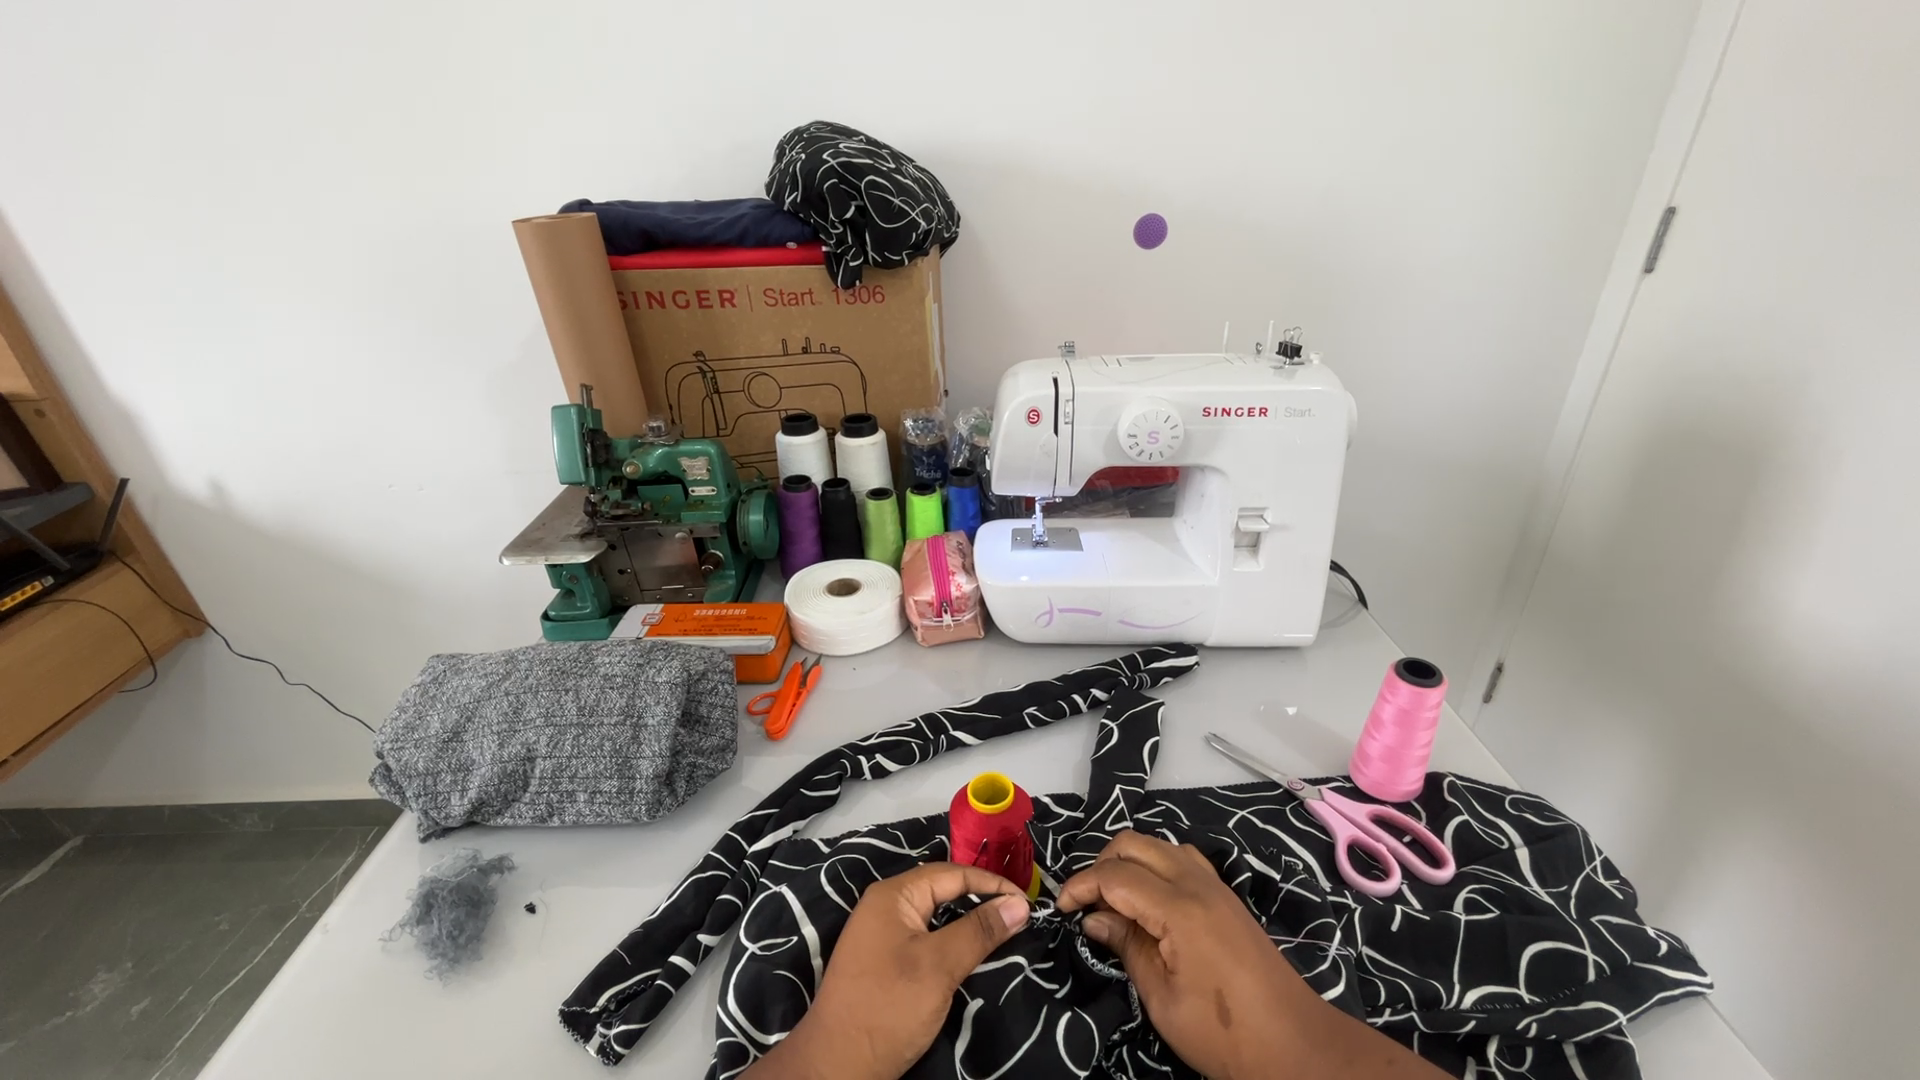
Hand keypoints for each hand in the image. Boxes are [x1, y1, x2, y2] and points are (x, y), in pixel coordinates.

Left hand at [744, 862, 1030, 1079]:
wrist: (836, 1065)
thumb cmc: (888, 1006)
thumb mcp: (939, 966)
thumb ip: (979, 931)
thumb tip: (1020, 904)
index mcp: (894, 895)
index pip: (952, 874)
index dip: (992, 884)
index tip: (1028, 904)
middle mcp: (885, 906)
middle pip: (943, 890)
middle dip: (981, 899)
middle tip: (1020, 915)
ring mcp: (882, 934)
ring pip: (935, 915)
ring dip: (968, 920)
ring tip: (1004, 930)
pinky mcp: (884, 961)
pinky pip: (926, 936)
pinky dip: (952, 939)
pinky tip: (971, 952)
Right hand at [1057, 831, 1445, 1079]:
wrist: (1297, 1046)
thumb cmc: (1223, 1033)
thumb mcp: (1162, 999)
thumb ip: (1127, 947)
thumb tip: (1095, 919)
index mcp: (1178, 908)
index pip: (1115, 875)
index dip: (1081, 886)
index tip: (1062, 909)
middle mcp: (1197, 883)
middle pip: (1134, 844)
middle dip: (1101, 864)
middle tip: (1086, 902)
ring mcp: (1216, 886)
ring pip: (1159, 845)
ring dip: (1129, 861)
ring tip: (1113, 899)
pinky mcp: (1227, 896)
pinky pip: (1182, 859)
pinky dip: (1155, 865)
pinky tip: (1149, 899)